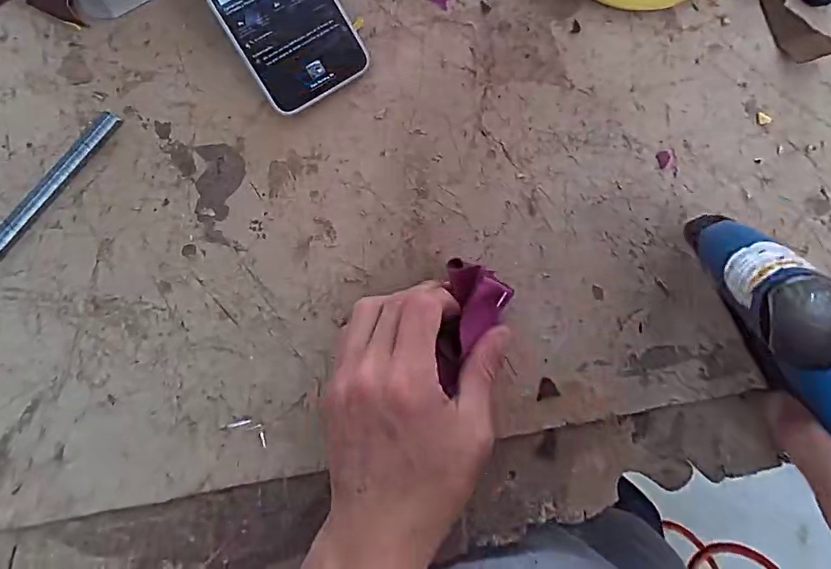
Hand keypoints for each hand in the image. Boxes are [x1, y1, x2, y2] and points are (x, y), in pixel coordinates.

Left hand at [306, 281, 512, 568]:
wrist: (375, 532)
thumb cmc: (432, 486)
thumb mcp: (473, 430)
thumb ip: (483, 371)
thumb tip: (499, 330)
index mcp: (406, 381)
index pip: (418, 305)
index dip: (445, 297)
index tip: (462, 313)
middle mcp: (368, 373)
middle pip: (393, 301)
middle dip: (425, 298)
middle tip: (448, 316)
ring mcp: (343, 382)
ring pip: (365, 311)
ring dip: (396, 306)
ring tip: (420, 326)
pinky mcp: (331, 392)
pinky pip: (349, 336)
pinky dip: (374, 326)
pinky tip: (396, 346)